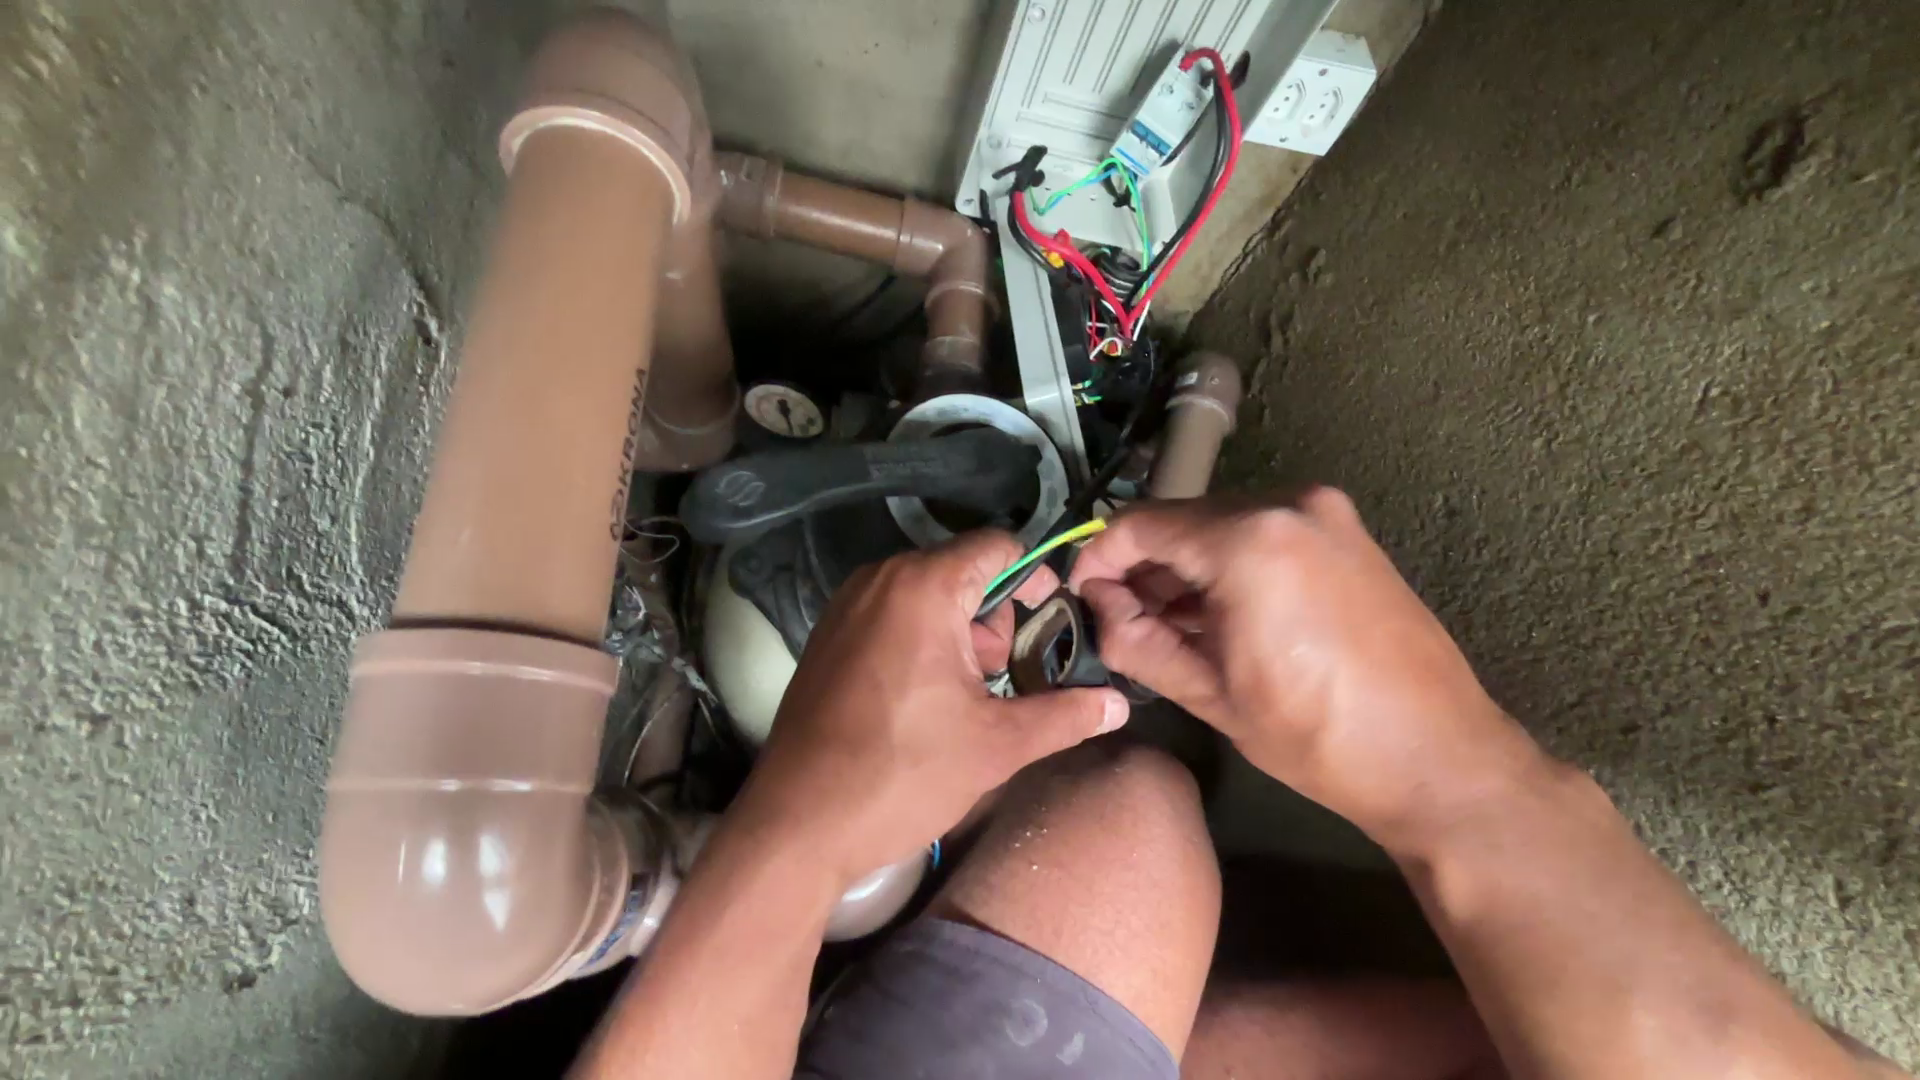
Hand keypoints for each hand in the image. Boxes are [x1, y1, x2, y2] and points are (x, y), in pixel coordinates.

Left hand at [731, 530, 1129, 886]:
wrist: (796, 824)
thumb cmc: (902, 775)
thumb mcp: (996, 745)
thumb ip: (1065, 715)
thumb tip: (1118, 704)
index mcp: (923, 586)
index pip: (998, 547)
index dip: (1036, 577)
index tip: (1053, 621)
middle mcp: (880, 579)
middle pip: (962, 571)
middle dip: (997, 617)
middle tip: (1006, 676)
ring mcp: (847, 605)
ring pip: (927, 594)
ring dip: (961, 632)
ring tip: (969, 696)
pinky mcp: (828, 634)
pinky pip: (892, 613)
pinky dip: (922, 638)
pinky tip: (926, 697)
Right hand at [1069, 490, 1544, 846]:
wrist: (1441, 759)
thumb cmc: (1318, 737)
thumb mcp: (1209, 694)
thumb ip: (1136, 639)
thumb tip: (1099, 605)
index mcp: (1249, 540)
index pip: (1140, 525)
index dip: (1098, 558)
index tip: (1083, 596)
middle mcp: (1286, 506)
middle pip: (1179, 521)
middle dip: (1141, 567)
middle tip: (1122, 620)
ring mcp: (1323, 514)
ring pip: (1217, 526)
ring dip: (1182, 569)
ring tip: (1168, 626)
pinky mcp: (1343, 532)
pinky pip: (1259, 534)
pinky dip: (1225, 566)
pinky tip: (1216, 614)